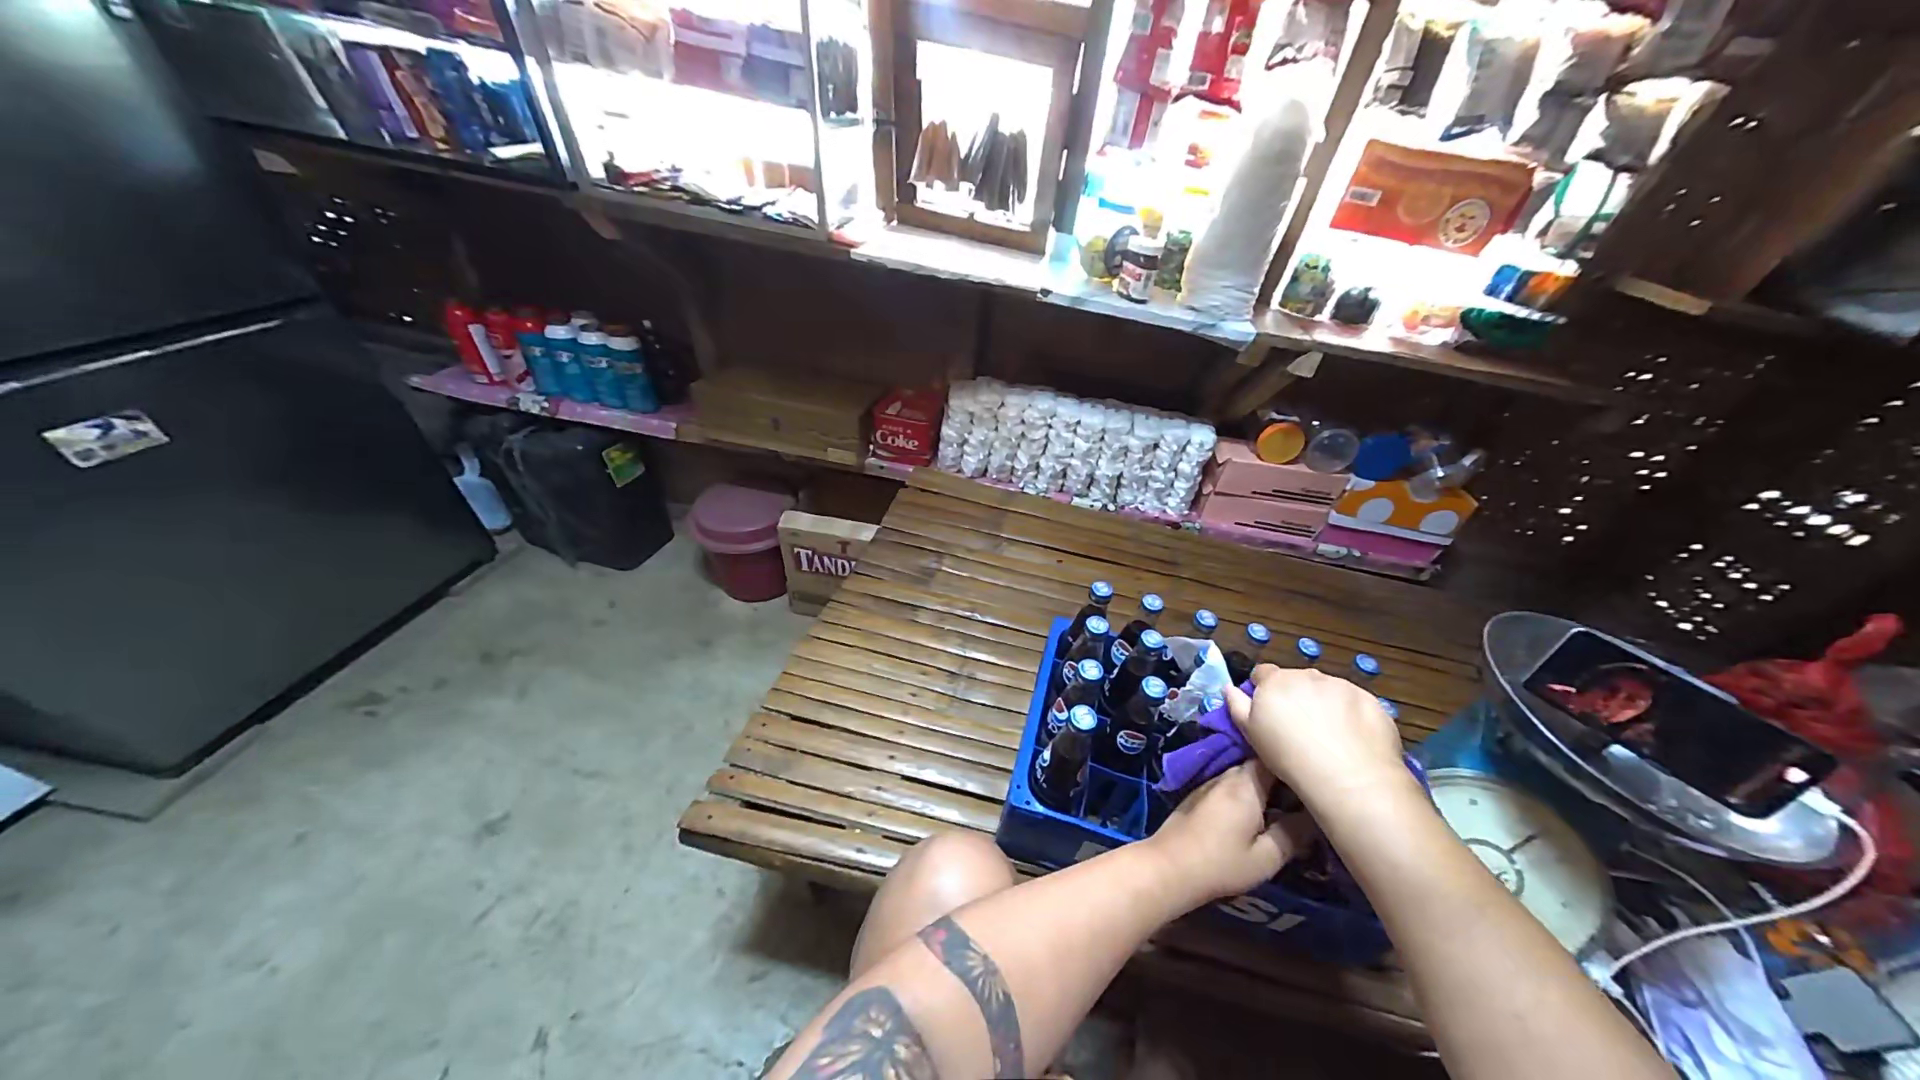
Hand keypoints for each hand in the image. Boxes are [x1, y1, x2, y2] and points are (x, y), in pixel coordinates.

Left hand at [1144, 760, 1311, 903]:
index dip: (1295, 766)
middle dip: (1281, 779)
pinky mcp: (1198, 796)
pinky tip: (1254, 816)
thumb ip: (1293, 834)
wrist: (1169, 867)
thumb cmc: (1221, 863)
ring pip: (1243, 777)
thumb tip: (1313, 817)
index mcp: (1245, 784)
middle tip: (1303, 800)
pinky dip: (1245, 795)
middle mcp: (1226, 776)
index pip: (1273, 758)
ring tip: (1284, 809)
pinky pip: (1229, 787)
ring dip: (1262, 789)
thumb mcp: (1267, 857)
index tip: (1314, 780)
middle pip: (1258, 766)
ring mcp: (1209, 784)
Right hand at [1225, 665, 1407, 810]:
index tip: (1268, 711)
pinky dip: (1350, 713)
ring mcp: (1342, 685)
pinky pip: (1353, 701)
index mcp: (1276, 681)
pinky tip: (1352, 738)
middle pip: (1296, 679)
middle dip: (1295, 695)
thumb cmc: (1289, 756)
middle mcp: (1308, 675)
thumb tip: (1229, 687)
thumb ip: (1237, 705)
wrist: (1349, 777)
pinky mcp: (1370, 699)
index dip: (1263, 689)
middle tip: (1298, 727)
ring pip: (1326, 688)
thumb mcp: (1251, 734)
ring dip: (1323, 702)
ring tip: (1328, 735)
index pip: (1263, 672)